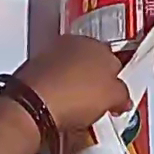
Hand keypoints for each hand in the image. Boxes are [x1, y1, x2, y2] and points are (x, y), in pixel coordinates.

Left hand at [13, 35, 133, 130]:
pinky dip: (56, 94)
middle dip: (95, 83)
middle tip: (100, 104)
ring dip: (75, 88)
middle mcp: (70, 44)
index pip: (114, 59)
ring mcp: (49, 56)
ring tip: (79, 110)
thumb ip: (122, 94)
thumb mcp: (113, 97)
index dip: (118, 81)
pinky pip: (52, 83)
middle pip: (90, 64)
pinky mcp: (31, 72)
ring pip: (69, 73)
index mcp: (94, 43)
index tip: (117, 96)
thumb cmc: (71, 93)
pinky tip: (60, 109)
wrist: (33, 106)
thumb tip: (122, 98)